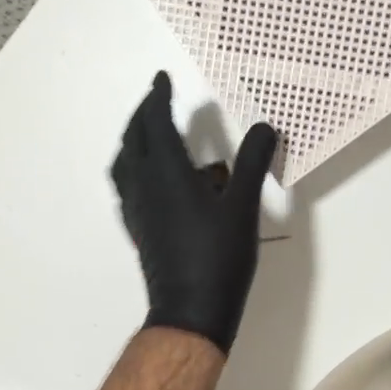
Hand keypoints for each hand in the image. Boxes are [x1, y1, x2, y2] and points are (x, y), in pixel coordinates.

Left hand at [112, 72, 278, 354]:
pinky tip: (152, 180)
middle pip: (133, 138)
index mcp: (166, 173)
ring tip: (151, 134)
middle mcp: (144, 186)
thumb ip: (254, 164)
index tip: (162, 78)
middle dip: (143, 114)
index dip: (158, 96)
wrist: (190, 311)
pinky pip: (128, 187)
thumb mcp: (243, 208)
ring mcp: (137, 210)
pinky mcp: (138, 230)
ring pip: (124, 163)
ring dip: (134, 141)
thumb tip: (265, 128)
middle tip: (157, 99)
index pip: (155, 122)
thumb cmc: (218, 258)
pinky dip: (134, 169)